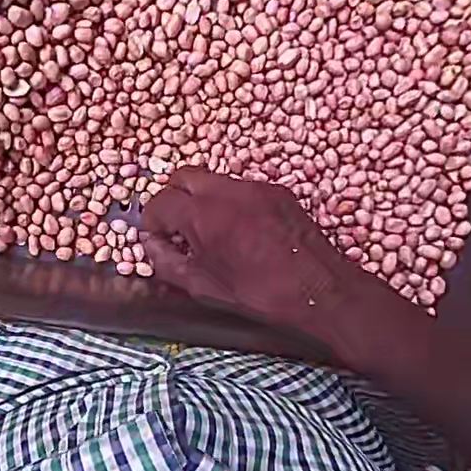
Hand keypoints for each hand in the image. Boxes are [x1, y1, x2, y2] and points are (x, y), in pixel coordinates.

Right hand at [141, 168, 376, 330]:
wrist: (321, 289)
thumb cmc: (261, 294)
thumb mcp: (204, 287)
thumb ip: (167, 263)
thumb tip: (150, 246)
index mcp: (204, 216)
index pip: (161, 202)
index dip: (152, 220)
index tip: (156, 237)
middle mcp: (227, 192)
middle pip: (183, 176)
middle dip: (172, 198)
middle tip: (175, 226)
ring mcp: (254, 187)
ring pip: (212, 180)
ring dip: (200, 199)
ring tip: (208, 232)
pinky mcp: (275, 191)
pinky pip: (239, 188)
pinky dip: (228, 202)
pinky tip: (237, 231)